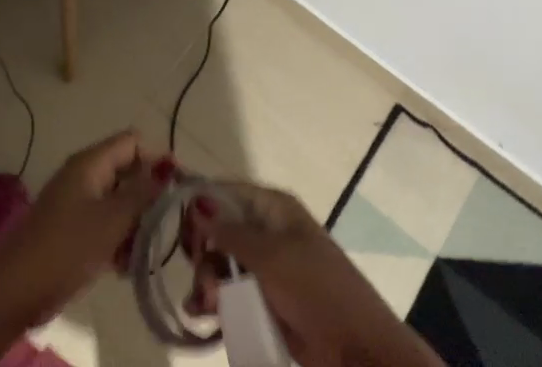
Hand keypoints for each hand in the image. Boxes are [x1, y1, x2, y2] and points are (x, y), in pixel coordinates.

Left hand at [0, 131, 173, 328]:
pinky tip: (126, 267)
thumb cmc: (66, 247)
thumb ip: (143, 192)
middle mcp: (85, 176)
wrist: (17, 289)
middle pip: (129, 173)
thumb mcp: (112, 219)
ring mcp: (78, 204)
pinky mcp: (74, 231)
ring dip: (137, 225)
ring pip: (120, 203)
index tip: (179, 191)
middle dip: (150, 198)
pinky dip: (119, 241)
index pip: (133, 143)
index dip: (158, 160)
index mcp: (90, 163)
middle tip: (170, 228)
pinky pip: (107, 226)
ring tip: (147, 252)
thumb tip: (168, 167)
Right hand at [186, 183, 446, 366]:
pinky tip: (204, 316)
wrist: (357, 348)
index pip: (223, 193)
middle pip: (214, 229)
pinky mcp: (261, 298)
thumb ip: (229, 231)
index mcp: (272, 208)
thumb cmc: (316, 289)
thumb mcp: (271, 256)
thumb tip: (195, 201)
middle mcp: (265, 230)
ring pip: (216, 264)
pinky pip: (227, 292)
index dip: (198, 207)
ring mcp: (263, 266)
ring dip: (205, 283)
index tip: (184, 234)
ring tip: (207, 305)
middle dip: (201, 253)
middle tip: (201, 275)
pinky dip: (213, 302)